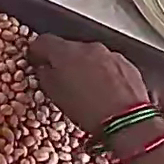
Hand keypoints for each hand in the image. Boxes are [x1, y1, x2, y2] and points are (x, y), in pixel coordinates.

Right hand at [26, 35, 149, 134]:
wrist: (127, 121)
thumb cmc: (88, 110)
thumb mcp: (55, 95)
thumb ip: (45, 75)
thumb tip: (44, 69)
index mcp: (64, 52)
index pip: (42, 41)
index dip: (36, 52)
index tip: (36, 60)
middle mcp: (87, 47)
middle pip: (67, 48)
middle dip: (62, 61)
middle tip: (61, 80)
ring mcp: (109, 54)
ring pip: (89, 55)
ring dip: (84, 67)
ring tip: (85, 90)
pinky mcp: (126, 64)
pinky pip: (108, 64)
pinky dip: (102, 73)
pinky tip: (103, 91)